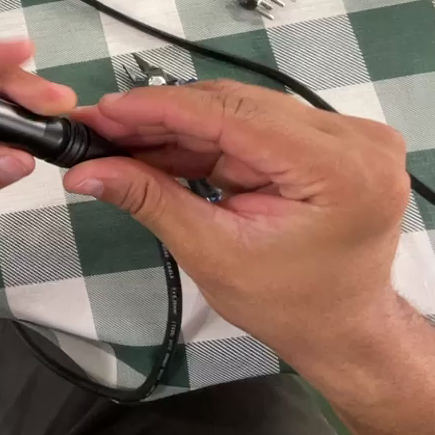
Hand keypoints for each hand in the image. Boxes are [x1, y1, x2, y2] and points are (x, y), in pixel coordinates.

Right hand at [60, 81, 410, 366]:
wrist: (340, 328)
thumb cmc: (285, 304)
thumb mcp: (209, 251)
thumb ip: (148, 199)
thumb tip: (83, 171)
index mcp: (339, 169)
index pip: (234, 116)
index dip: (161, 108)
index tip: (103, 108)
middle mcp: (351, 138)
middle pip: (235, 106)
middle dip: (160, 115)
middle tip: (97, 122)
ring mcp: (341, 136)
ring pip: (235, 111)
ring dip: (172, 125)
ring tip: (114, 135)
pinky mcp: (323, 142)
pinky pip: (245, 127)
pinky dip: (196, 138)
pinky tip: (150, 145)